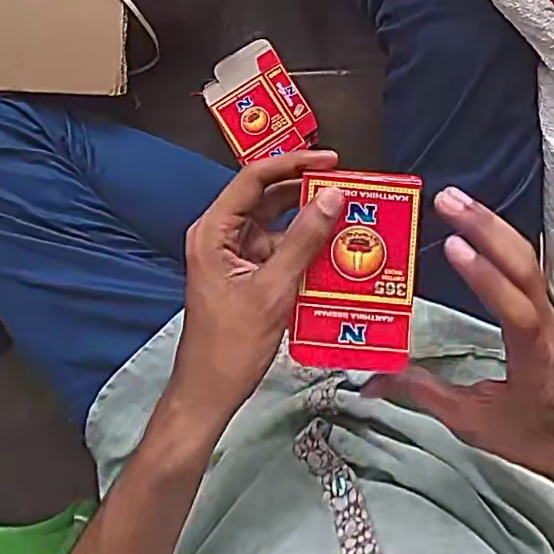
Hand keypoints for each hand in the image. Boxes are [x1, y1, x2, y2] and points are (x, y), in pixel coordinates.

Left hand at [169, 150, 343, 424]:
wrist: (209, 394)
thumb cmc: (229, 347)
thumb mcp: (273, 289)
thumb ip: (304, 240)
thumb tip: (332, 198)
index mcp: (214, 231)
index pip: (253, 179)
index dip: (292, 163)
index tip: (328, 159)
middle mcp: (221, 235)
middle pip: (265, 196)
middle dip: (305, 188)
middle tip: (343, 183)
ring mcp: (234, 253)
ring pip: (275, 221)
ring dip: (308, 217)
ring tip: (344, 212)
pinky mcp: (247, 271)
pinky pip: (279, 245)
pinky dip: (304, 244)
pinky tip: (331, 248)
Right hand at [366, 186, 553, 491]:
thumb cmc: (534, 434)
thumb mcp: (475, 423)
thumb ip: (425, 394)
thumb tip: (376, 379)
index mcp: (534, 360)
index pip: (516, 312)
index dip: (486, 278)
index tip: (453, 247)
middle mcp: (545, 326)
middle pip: (523, 267)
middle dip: (485, 228)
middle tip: (447, 201)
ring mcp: (547, 310)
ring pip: (525, 256)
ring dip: (490, 223)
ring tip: (454, 198)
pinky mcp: (541, 302)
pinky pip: (523, 259)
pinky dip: (499, 233)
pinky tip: (476, 216)